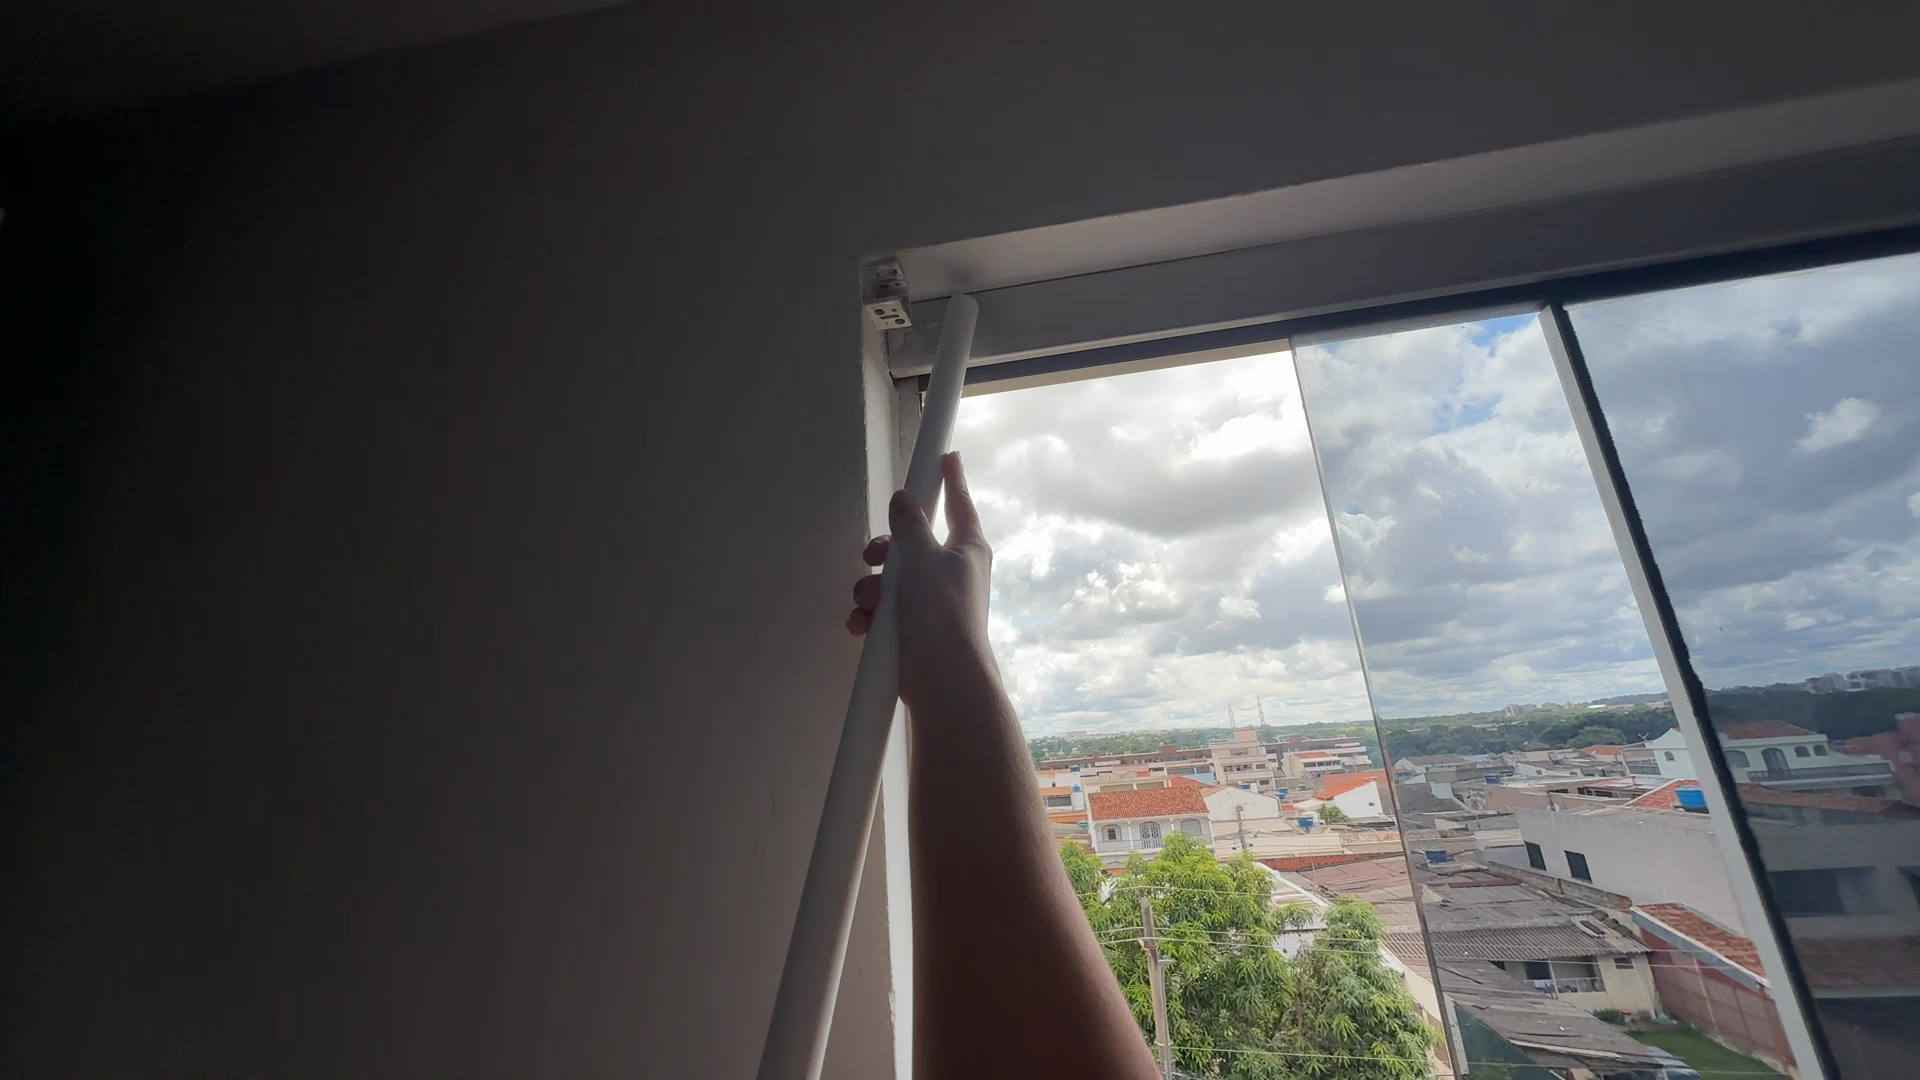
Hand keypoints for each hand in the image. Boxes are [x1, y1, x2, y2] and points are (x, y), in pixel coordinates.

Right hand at [846, 452, 995, 706]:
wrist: (941, 678)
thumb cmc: (940, 611)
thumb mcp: (921, 557)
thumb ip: (910, 525)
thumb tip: (905, 499)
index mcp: (966, 548)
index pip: (958, 502)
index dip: (952, 478)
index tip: (948, 457)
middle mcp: (952, 571)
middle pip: (913, 543)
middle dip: (885, 552)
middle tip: (873, 556)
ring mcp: (933, 601)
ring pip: (893, 578)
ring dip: (873, 588)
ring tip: (868, 603)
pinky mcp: (915, 627)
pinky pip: (886, 609)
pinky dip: (872, 615)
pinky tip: (863, 624)